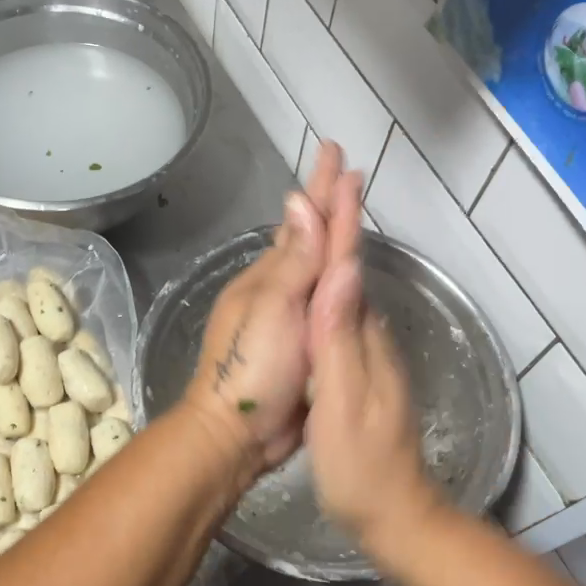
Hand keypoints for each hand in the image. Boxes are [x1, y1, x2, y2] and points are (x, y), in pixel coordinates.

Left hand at [180, 142, 361, 477]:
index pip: (305, 222)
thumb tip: (299, 203)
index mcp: (270, 275)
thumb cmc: (251, 367)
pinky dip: (332, 280)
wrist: (236, 433)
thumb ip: (295, 261)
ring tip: (346, 210)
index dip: (322, 188)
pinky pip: (324, 303)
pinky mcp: (304, 347)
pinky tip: (338, 274)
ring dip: (332, 237)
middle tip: (349, 172)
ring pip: (317, 268)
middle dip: (329, 204)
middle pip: (311, 239)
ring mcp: (289, 318)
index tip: (334, 151)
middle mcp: (280, 289)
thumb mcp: (273, 308)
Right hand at [305, 199, 439, 537]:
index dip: (341, 219)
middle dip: (337, 220)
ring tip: (310, 213)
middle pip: (350, 269)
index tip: (335, 171)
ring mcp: (366, 359)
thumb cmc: (362, 469)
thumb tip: (340, 271)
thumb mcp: (343, 407)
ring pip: (345, 291)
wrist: (396, 517)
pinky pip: (339, 317)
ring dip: (332, 248)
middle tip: (320, 175)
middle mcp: (369, 340)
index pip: (349, 267)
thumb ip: (339, 342)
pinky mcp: (358, 377)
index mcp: (363, 341)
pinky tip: (312, 287)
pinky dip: (326, 287)